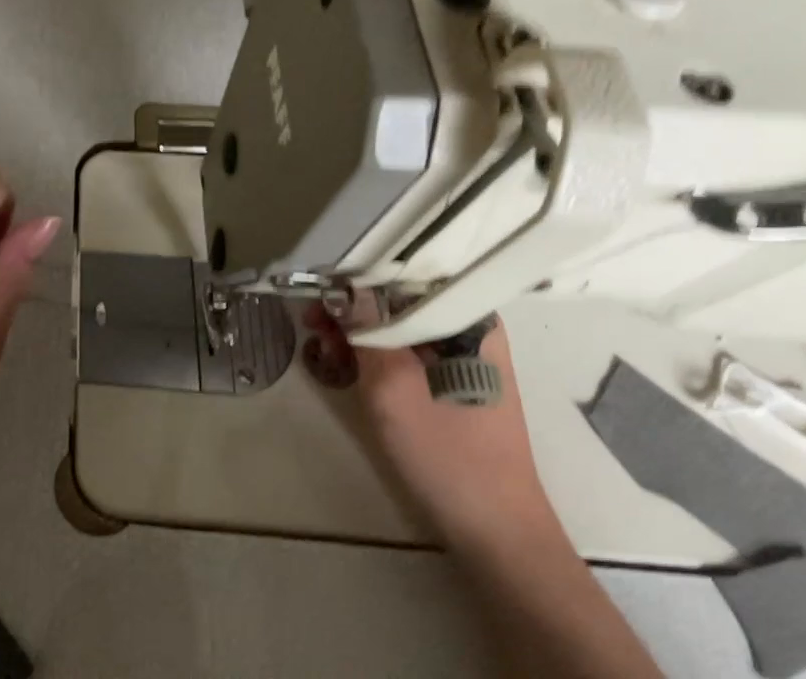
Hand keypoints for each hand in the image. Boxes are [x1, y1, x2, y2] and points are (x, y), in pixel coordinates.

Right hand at [338, 297, 553, 546]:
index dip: (354, 282)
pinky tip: (346, 369)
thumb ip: (365, 331)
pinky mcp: (453, 384)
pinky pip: (406, 355)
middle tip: (311, 327)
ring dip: (356, 335)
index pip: (403, 278)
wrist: (494, 528)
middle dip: (350, 311)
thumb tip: (340, 288)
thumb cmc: (446, 453)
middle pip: (399, 302)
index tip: (316, 296)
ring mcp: (464, 359)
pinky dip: (373, 357)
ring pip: (398, 330)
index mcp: (469, 321)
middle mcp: (470, 330)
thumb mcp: (392, 386)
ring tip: (323, 351)